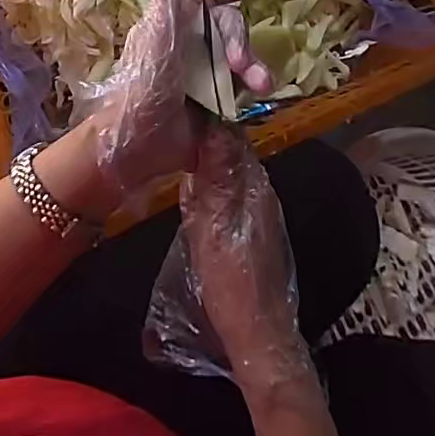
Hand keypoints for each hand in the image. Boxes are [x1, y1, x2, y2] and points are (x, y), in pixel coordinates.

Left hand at [83, 0, 271, 196]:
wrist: (139, 142)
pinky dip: (249, 88)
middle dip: (240, 41)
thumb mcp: (158, 34)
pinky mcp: (213, 100)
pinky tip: (254, 98)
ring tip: (259, 85)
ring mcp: (203, 72)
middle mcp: (190, 42)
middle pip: (228, 26)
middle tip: (239, 64)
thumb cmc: (145, 83)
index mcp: (174, 22)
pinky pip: (240, 85)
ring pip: (240, 56)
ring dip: (253, 67)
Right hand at [180, 123, 312, 389]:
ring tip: (178, 144)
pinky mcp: (258, 220)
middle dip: (206, 132)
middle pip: (232, 146)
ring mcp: (261, 203)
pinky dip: (216, 176)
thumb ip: (206, 181)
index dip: (205, 117)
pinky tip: (197, 182)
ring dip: (210, 153)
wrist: (258, 329)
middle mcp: (260, 185)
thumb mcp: (207, 227)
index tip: (179, 106)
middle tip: (173, 122)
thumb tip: (202, 135)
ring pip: (233, 165)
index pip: (228, 134)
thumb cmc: (228, 279)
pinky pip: (235, 184)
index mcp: (249, 182)